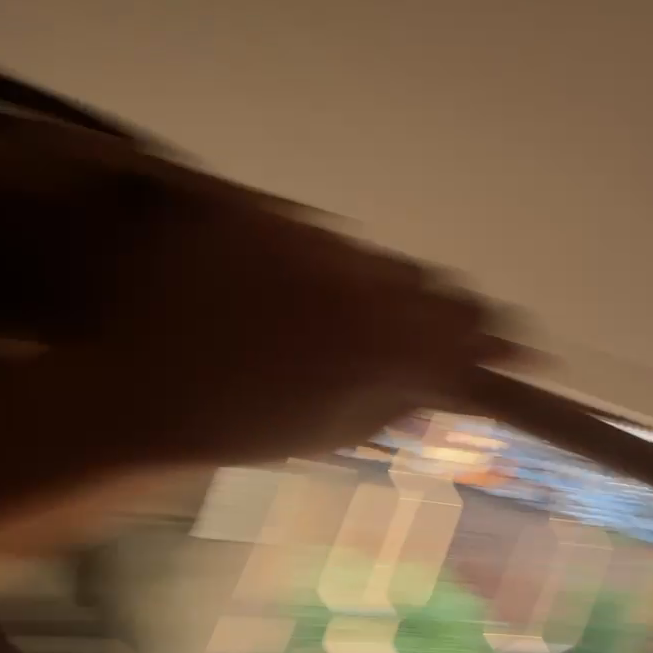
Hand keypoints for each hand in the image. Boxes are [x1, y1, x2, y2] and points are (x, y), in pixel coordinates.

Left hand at [52, 181, 520, 469]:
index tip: (523, 351)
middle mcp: (360, 286)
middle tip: (440, 342)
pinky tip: (307, 297)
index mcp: (382, 344)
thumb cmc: (246, 426)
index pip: (472, 330)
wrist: (129, 390)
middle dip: (451, 318)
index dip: (503, 340)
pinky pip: (332, 242)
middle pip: (439, 291)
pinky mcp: (269, 223)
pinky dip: (335, 272)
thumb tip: (464, 381)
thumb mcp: (345, 429)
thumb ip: (414, 396)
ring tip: (355, 324)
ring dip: (390, 296)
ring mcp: (314, 250)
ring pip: (388, 266)